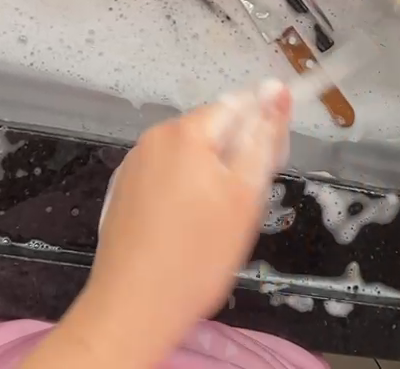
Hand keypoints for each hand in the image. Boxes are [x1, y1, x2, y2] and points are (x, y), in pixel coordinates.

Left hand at [62, 81, 292, 364]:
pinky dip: (180, 192)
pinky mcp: (122, 190)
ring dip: (207, 175)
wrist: (133, 310)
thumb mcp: (246, 195)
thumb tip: (278, 90)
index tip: (266, 168)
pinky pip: (164, 175)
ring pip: (188, 155)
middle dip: (232, 157)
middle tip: (241, 203)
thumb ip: (264, 138)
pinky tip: (184, 229)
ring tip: (212, 222)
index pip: (238, 106)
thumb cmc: (196, 255)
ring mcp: (134, 164)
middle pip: (211, 130)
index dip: (259, 134)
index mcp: (186, 132)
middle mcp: (155, 137)